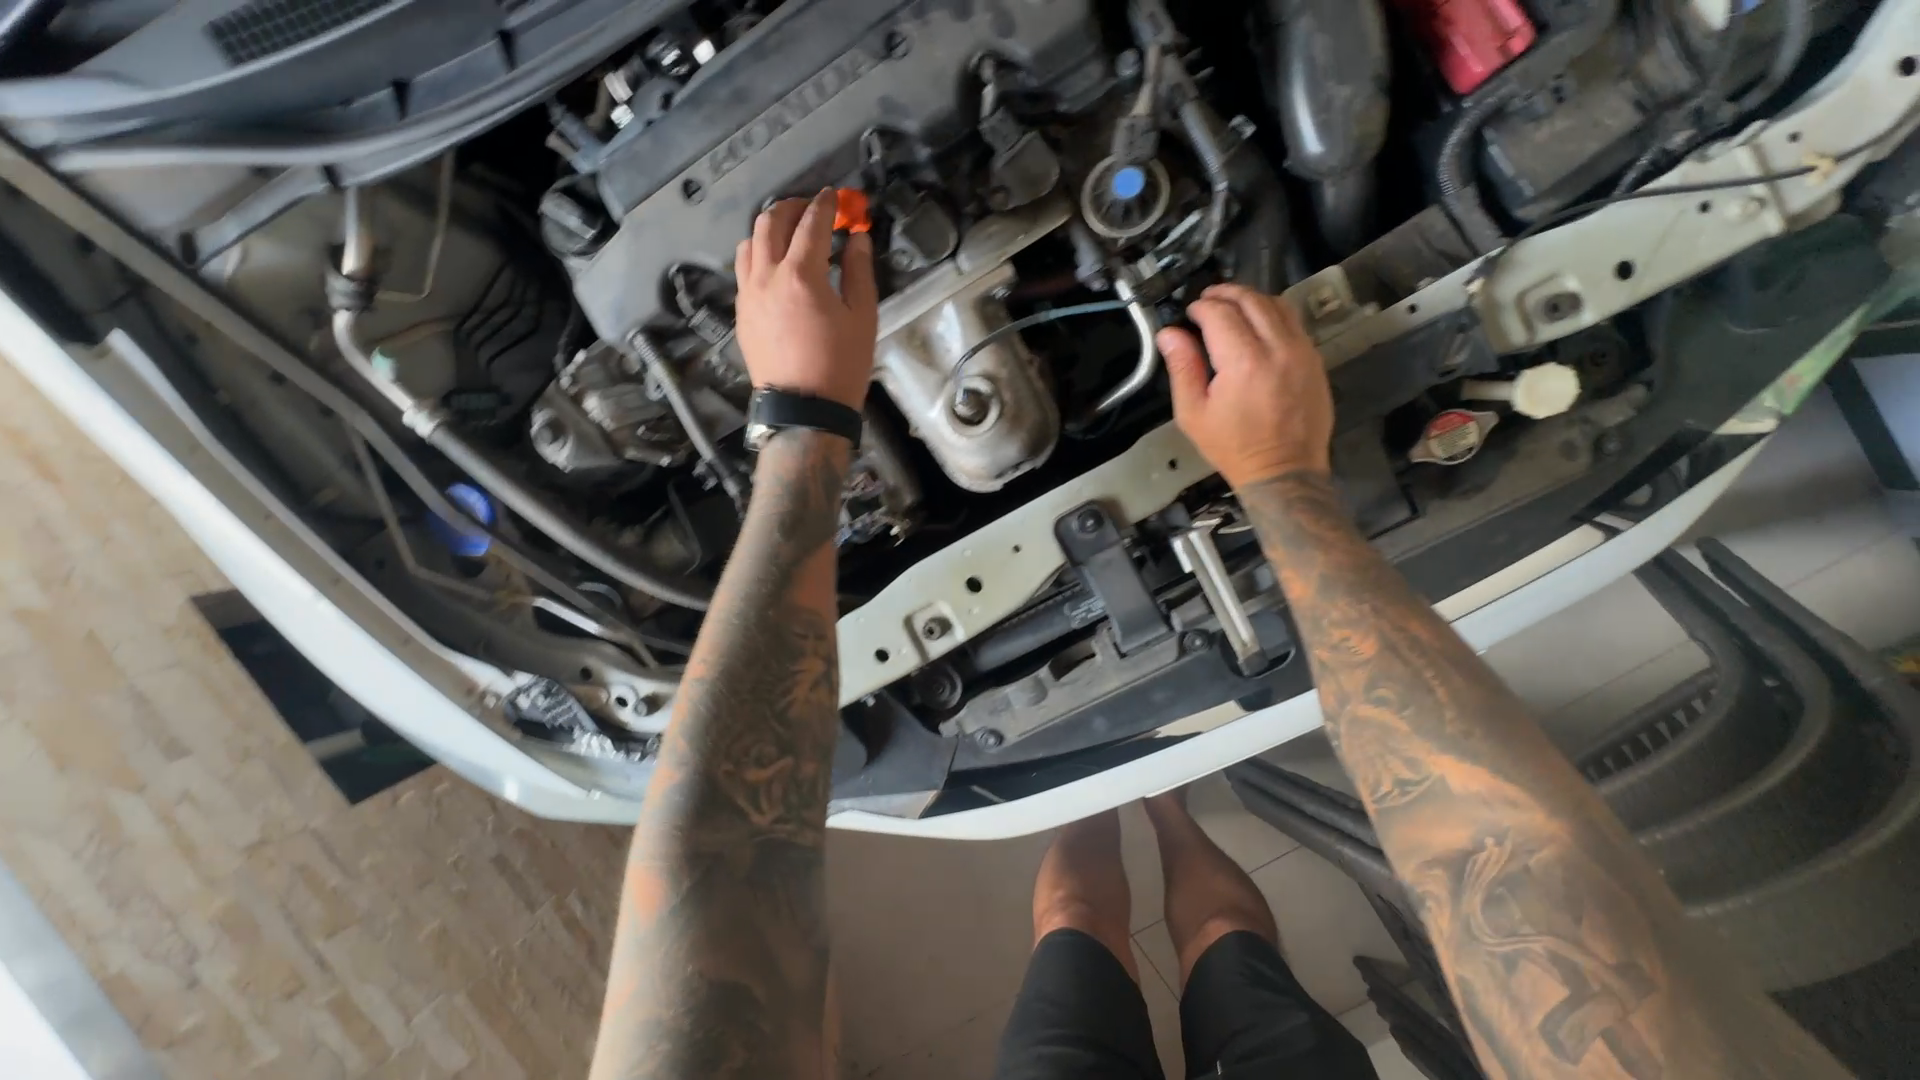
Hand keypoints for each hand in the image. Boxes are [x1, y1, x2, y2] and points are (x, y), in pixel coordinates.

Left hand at [734, 190, 878, 409]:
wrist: (804, 409)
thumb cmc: (841, 365)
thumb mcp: (863, 317)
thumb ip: (859, 271)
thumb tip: (857, 239)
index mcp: (801, 275)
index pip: (812, 223)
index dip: (826, 204)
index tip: (837, 196)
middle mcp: (766, 277)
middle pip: (770, 222)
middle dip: (793, 207)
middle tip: (813, 210)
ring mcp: (748, 295)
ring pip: (749, 243)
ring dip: (770, 229)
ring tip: (790, 235)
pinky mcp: (741, 313)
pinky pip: (744, 271)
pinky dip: (760, 257)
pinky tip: (776, 268)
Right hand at [1161, 284, 1334, 488]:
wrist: (1284, 469)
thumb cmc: (1233, 446)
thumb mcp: (1194, 414)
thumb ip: (1182, 368)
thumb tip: (1169, 333)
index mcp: (1243, 362)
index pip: (1220, 313)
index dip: (1201, 307)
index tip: (1189, 313)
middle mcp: (1277, 348)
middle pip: (1251, 300)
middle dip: (1226, 294)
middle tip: (1208, 300)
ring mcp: (1302, 351)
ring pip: (1277, 304)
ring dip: (1251, 299)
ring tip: (1233, 306)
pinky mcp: (1315, 359)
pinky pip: (1294, 322)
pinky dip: (1273, 314)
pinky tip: (1258, 325)